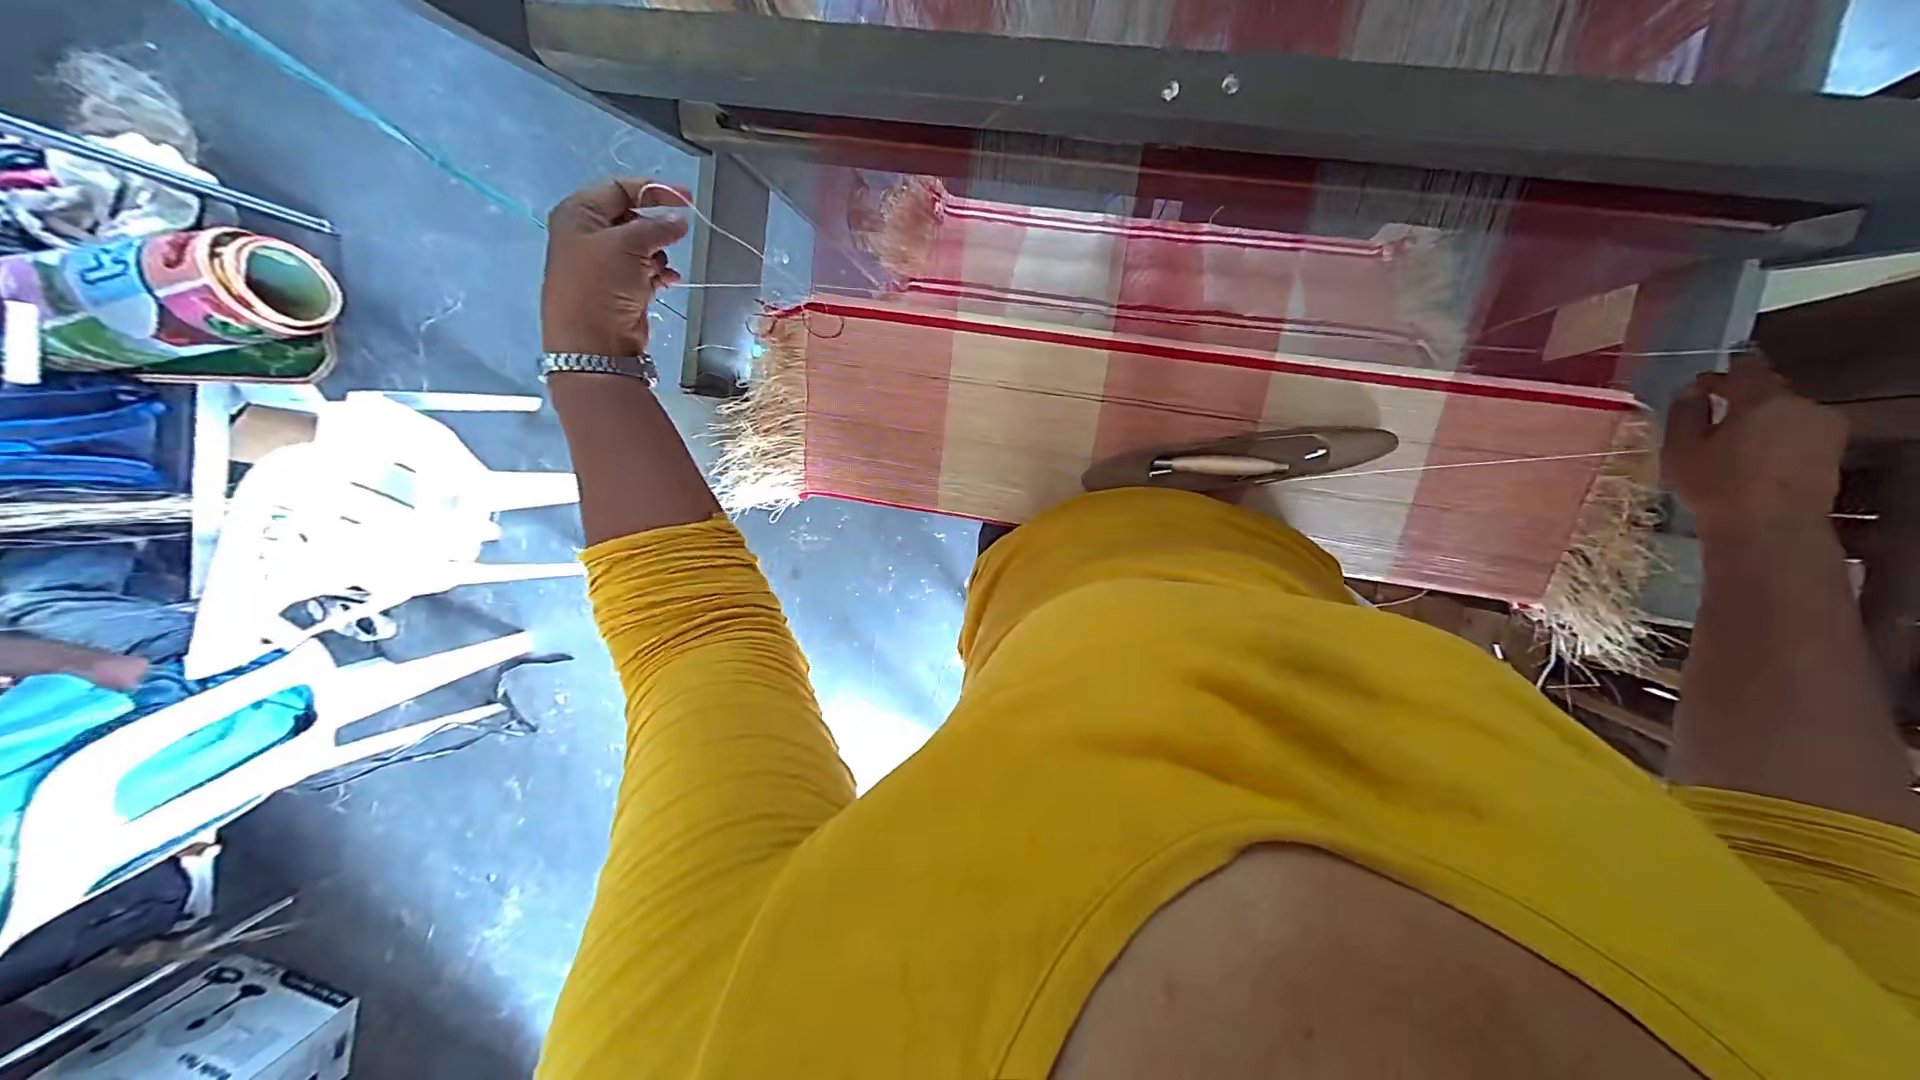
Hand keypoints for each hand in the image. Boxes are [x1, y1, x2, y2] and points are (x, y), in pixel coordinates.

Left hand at [542, 178, 690, 356]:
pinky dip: (659, 273)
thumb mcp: (628, 245)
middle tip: (677, 237)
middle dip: (656, 228)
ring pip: (642, 247)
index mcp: (580, 214)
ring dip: (659, 253)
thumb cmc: (601, 285)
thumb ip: (656, 227)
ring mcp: (605, 264)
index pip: (620, 189)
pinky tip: (668, 280)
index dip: (654, 191)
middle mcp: (589, 235)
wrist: (595, 343)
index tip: (687, 199)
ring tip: (663, 267)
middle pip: (632, 218)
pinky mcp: (620, 288)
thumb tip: (678, 221)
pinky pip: (645, 271)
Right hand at [1662, 353, 1846, 538]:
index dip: (1722, 372)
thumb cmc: (1715, 484)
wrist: (1770, 524)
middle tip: (1711, 416)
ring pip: (1784, 412)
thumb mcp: (1680, 448)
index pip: (1747, 368)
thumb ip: (1685, 413)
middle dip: (1741, 399)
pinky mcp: (1832, 448)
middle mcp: (1801, 405)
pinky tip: (1754, 457)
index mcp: (1761, 400)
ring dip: (1759, 420)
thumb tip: (1693, 391)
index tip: (1701, 384)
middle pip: (1768, 391)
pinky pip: (1797, 431)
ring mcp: (1824, 426)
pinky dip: (1774, 436)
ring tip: (1731, 441)